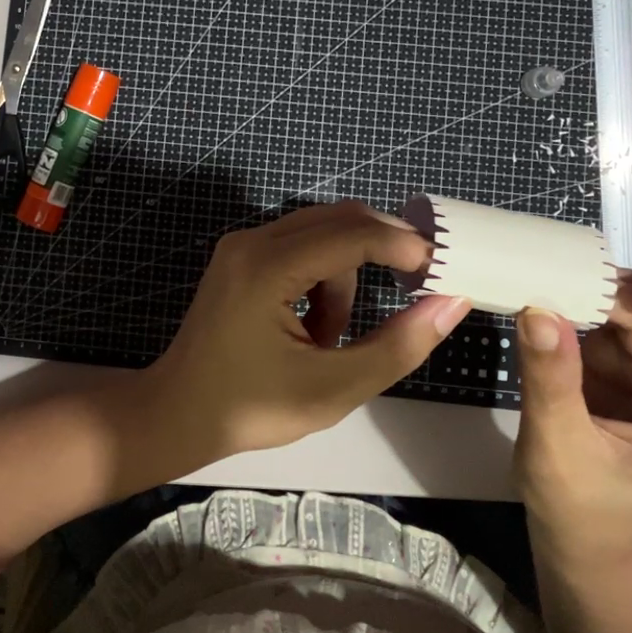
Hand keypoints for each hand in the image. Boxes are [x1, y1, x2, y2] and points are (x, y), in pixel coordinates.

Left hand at [145, 200, 472, 458]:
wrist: (179, 413)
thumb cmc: (253, 407)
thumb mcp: (335, 386)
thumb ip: (399, 345)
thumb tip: (452, 301)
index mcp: (269, 266)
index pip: (352, 233)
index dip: (403, 246)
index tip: (441, 270)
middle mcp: (252, 241)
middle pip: (337, 219)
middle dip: (380, 248)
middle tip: (414, 288)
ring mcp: (241, 246)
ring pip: (319, 233)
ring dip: (343, 276)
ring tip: (331, 337)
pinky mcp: (239, 258)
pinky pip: (297, 246)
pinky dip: (319, 278)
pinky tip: (310, 326)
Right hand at [514, 277, 631, 564]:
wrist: (569, 534)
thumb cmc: (583, 508)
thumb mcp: (562, 451)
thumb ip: (552, 382)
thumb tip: (540, 310)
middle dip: (622, 303)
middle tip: (566, 288)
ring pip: (627, 316)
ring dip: (592, 298)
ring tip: (548, 290)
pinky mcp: (601, 367)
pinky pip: (591, 323)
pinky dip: (568, 307)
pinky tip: (539, 307)